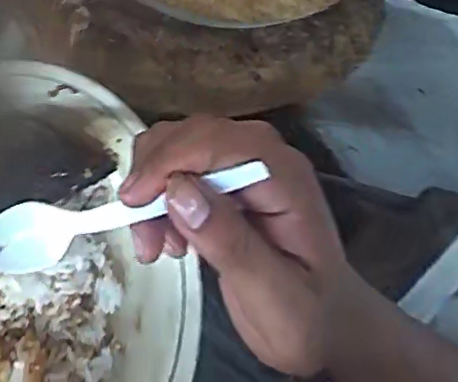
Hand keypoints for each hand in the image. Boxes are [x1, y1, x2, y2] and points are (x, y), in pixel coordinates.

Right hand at [119, 115, 353, 375]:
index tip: (134, 201)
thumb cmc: (306, 314)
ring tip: (154, 245)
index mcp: (283, 173)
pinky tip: (167, 237)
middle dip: (156, 176)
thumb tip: (178, 190)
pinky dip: (160, 195)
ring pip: (180, 145)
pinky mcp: (227, 175)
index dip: (171, 160)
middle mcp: (263, 154)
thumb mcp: (274, 296)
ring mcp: (244, 161)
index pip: (218, 140)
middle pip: (194, 134)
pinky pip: (181, 166)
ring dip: (154, 187)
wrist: (323, 324)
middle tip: (143, 237)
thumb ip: (229, 241)